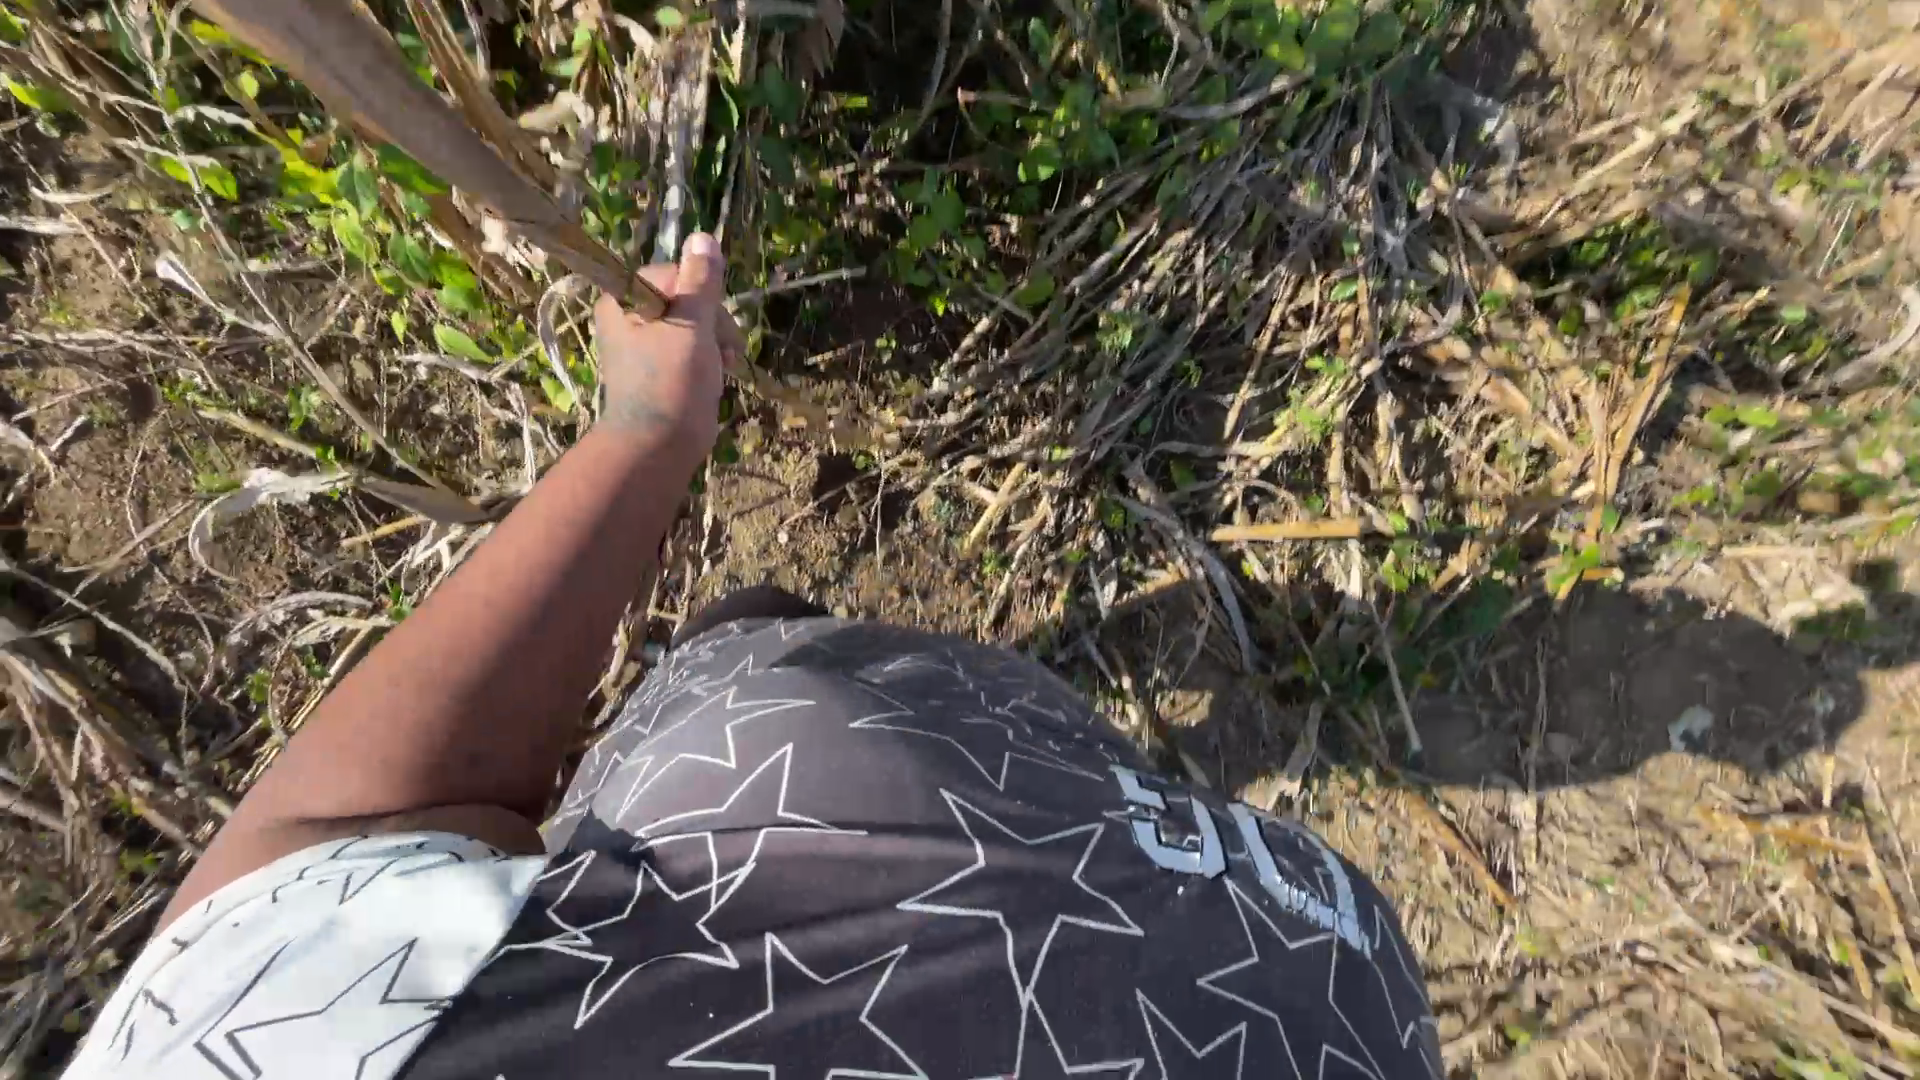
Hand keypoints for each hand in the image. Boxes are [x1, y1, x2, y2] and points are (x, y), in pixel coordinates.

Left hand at [591, 232, 743, 458]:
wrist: (661, 444)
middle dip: (712, 323)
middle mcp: (630, 317)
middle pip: (687, 298)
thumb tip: (704, 237)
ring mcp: (646, 344)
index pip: (672, 273)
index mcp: (623, 300)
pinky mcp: (662, 367)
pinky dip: (709, 360)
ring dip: (715, 343)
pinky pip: (694, 348)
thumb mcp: (691, 326)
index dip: (699, 294)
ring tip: (718, 367)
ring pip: (696, 325)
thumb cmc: (671, 382)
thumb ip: (701, 283)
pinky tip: (714, 377)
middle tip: (721, 349)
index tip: (711, 320)